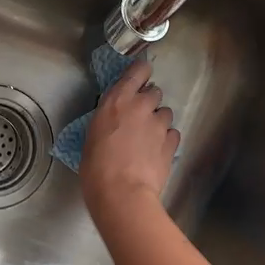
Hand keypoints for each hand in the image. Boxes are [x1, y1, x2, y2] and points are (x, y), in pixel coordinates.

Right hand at [80, 56, 178, 221]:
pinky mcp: (172, 143)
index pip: (138, 71)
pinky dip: (166, 140)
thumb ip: (108, 120)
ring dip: (158, 122)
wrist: (122, 193)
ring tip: (148, 140)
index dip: (141, 73)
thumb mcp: (92, 137)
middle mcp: (141, 106)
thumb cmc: (96, 169)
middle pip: (154, 92)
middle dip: (148, 102)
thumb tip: (115, 121)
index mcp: (117, 101)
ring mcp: (160, 124)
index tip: (140, 79)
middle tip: (138, 119)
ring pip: (165, 113)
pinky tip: (156, 152)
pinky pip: (172, 133)